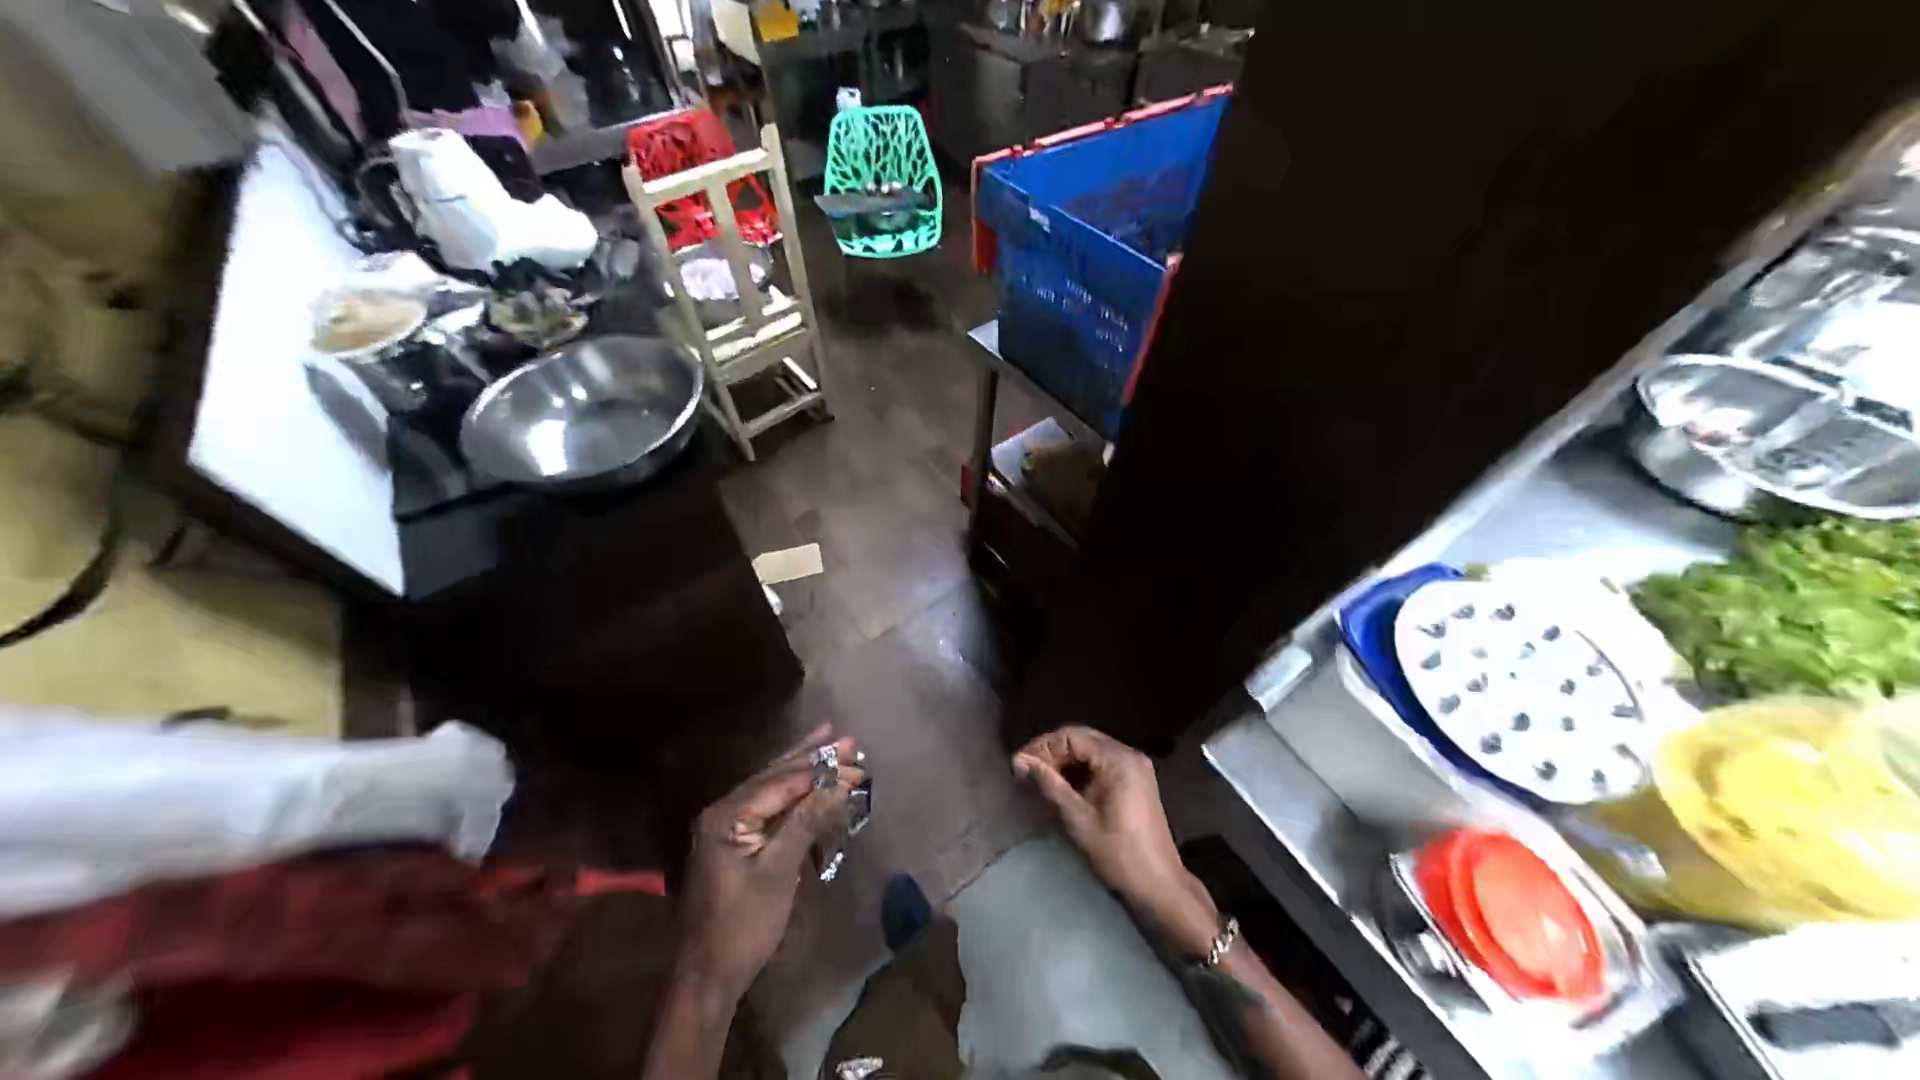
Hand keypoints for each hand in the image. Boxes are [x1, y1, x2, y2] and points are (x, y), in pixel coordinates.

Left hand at [676, 724, 865, 1002]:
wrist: (707, 978)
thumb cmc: (742, 925)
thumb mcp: (778, 872)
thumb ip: (806, 822)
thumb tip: (840, 783)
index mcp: (727, 814)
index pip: (782, 780)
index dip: (821, 768)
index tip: (856, 758)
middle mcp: (725, 811)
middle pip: (776, 775)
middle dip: (813, 757)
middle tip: (849, 739)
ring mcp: (729, 827)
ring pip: (773, 788)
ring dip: (805, 769)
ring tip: (830, 741)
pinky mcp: (738, 843)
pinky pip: (772, 807)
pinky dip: (796, 794)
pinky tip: (812, 781)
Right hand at [1012, 726, 1216, 956]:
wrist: (1159, 885)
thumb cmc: (1117, 853)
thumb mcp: (1077, 818)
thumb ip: (1049, 784)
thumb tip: (1020, 760)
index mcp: (1118, 760)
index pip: (1071, 736)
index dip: (1042, 746)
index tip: (1020, 764)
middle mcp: (1129, 754)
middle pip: (1082, 738)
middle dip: (1052, 751)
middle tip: (1027, 769)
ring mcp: (1135, 766)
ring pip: (1091, 749)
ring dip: (1065, 760)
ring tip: (1040, 778)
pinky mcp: (1136, 779)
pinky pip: (1102, 762)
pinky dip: (1080, 769)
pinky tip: (1063, 785)